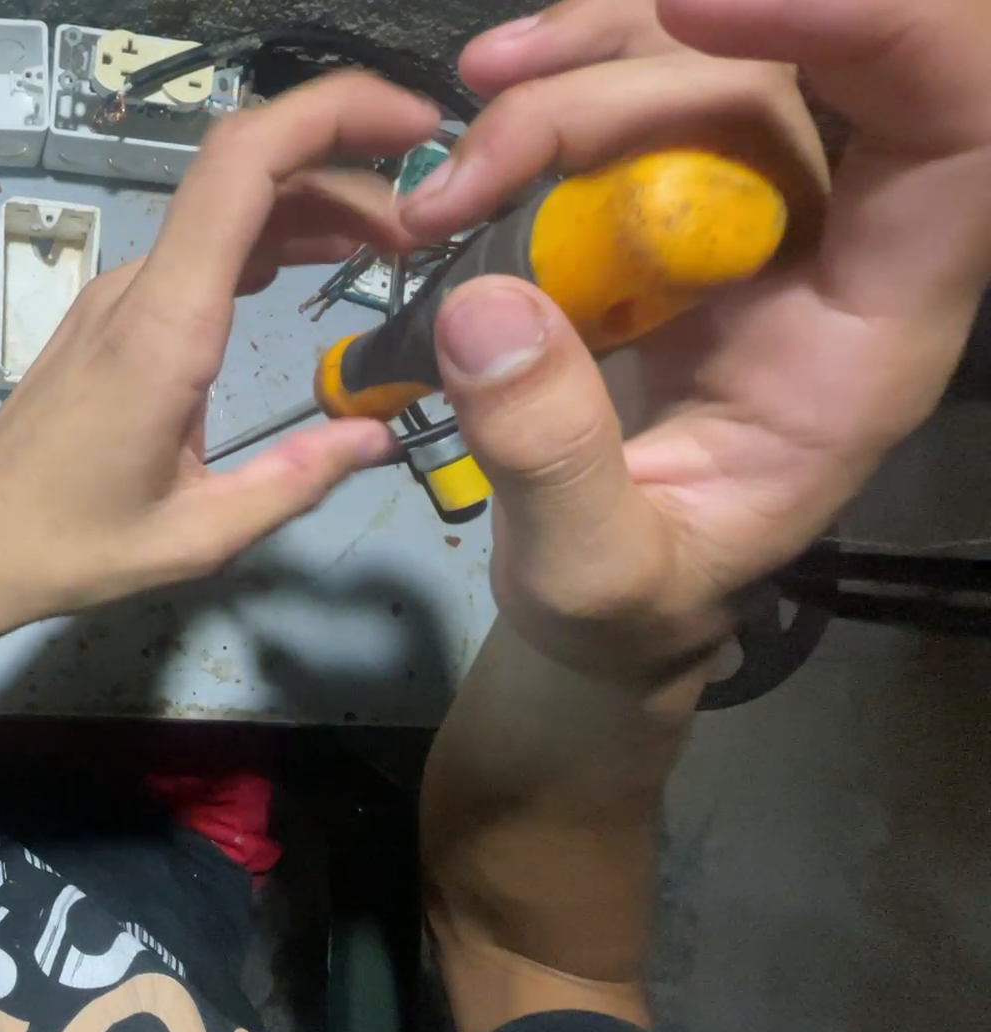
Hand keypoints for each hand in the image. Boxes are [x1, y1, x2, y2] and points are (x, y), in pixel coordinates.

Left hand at [0, 72, 442, 659]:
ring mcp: (113, 302)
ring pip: (220, 214)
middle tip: (424, 224)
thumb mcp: (194, 536)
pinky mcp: (104, 322)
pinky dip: (260, 244)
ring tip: (386, 247)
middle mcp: (134, 294)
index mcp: (161, 332)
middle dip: (345, 171)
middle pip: (244, 176)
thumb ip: (292, 483)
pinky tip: (306, 269)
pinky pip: (192, 256)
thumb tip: (376, 435)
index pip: (241, 166)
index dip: (333, 115)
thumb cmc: (69, 547)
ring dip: (307, 209)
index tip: (416, 127)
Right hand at [398, 0, 990, 687]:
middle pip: (769, 89)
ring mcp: (726, 246)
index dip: (866, 22)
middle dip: (609, 91)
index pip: (953, 119)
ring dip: (582, 69)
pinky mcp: (644, 253)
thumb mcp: (587, 564)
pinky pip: (622, 138)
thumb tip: (479, 308)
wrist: (602, 602)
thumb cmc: (621, 598)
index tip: (692, 8)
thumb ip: (546, 456)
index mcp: (866, 334)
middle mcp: (818, 259)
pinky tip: (481, 130)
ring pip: (697, 84)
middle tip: (460, 174)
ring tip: (473, 95)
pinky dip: (553, 112)